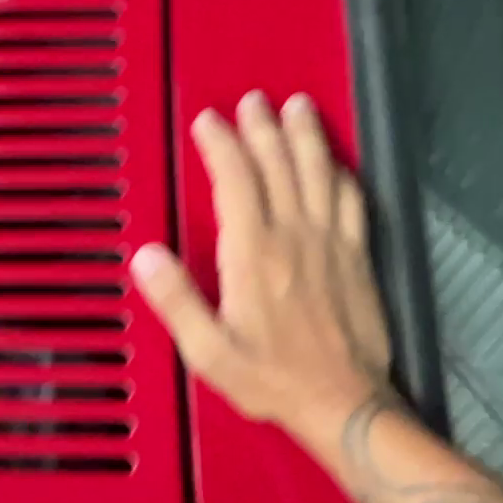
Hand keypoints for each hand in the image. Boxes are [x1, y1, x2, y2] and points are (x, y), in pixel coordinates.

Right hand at [130, 91, 393, 437]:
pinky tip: (334, 162)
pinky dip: (341, 172)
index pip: (236, 180)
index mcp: (254, 254)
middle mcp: (294, 237)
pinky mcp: (357, 257)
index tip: (208, 121)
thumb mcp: (207, 352)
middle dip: (262, 128)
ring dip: (305, 135)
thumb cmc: (270, 378)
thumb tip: (145, 256)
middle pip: (279, 165)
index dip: (220, 144)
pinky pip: (352, 200)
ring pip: (318, 172)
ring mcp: (331, 243)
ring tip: (296, 107)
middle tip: (252, 101)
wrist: (341, 401)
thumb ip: (176, 301)